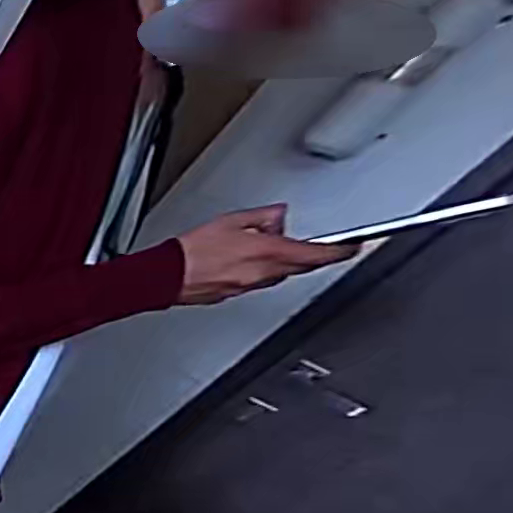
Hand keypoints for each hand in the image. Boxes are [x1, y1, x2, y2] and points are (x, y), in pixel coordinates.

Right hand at [175, 204, 357, 305]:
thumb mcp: (232, 220)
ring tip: (254, 253)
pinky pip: (248, 284)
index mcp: (271, 253)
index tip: (352, 247)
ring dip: (273, 265)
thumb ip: (264, 216)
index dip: (343, 250)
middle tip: (298, 245)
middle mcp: (262, 274)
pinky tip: (233, 266)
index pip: (322, 254)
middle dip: (303, 255)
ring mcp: (244, 288)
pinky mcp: (225, 296)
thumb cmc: (189, 252)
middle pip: (299, 267)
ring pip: (274, 276)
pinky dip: (248, 274)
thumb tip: (276, 217)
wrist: (160, 277)